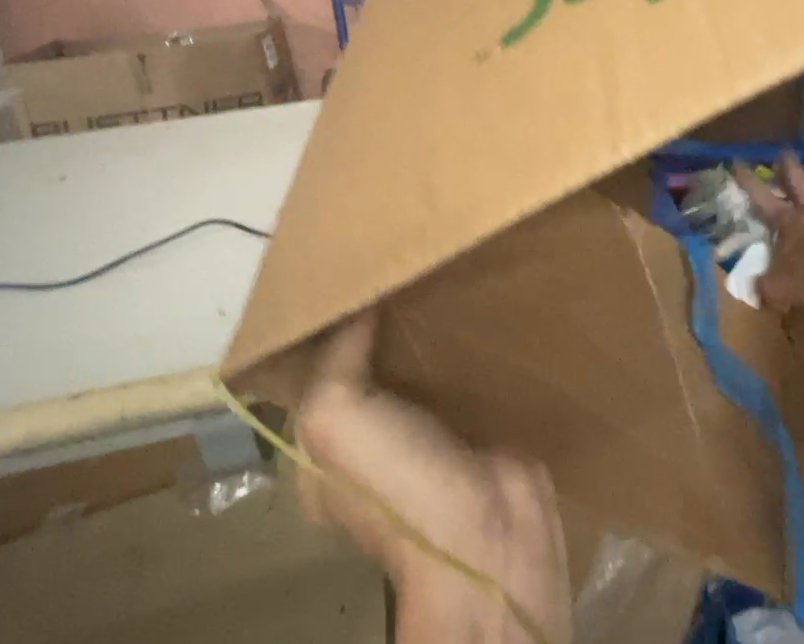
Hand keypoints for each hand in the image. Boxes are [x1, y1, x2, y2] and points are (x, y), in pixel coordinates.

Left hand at [295, 312, 571, 643]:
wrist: (488, 529)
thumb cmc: (397, 482)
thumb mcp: (335, 420)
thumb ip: (336, 360)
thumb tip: (359, 305)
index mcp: (323, 456)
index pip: (315, 383)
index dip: (325, 336)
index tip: (347, 284)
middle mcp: (371, 448)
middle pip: (371, 374)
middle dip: (382, 330)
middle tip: (401, 274)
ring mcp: (427, 440)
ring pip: (421, 374)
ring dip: (430, 338)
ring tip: (442, 279)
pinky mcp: (476, 429)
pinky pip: (466, 379)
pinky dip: (471, 352)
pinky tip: (480, 312)